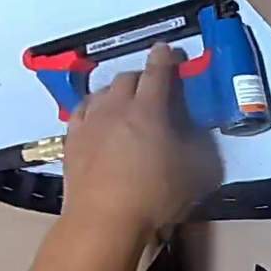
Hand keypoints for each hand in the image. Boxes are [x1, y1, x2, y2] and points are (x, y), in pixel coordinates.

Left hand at [60, 44, 220, 236]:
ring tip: (124, 101)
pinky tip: (97, 116)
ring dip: (116, 92)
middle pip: (127, 78)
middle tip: (153, 87)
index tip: (168, 50)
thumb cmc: (154, 196)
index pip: (157, 73)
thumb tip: (198, 135)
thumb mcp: (194, 173)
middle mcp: (116, 109)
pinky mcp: (72, 141)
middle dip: (142, 77)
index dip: (165, 58)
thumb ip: (198, 147)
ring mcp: (90, 123)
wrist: (104, 220)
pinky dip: (93, 107)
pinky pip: (81, 111)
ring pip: (101, 92)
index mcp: (149, 111)